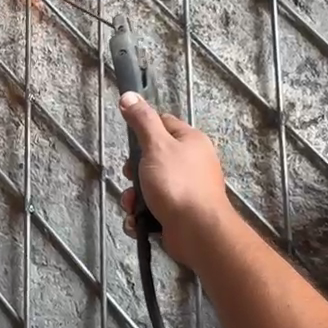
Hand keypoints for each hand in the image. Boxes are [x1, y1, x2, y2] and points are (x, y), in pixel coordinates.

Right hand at [117, 91, 238, 270]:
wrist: (198, 232)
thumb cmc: (178, 184)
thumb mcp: (156, 145)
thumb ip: (142, 120)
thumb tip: (129, 96)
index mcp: (191, 141)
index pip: (163, 123)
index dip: (143, 130)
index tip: (131, 142)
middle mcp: (191, 163)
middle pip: (152, 158)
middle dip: (134, 171)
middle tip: (131, 176)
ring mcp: (186, 190)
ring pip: (149, 186)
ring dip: (135, 197)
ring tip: (133, 205)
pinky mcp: (179, 213)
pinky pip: (153, 209)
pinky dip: (142, 216)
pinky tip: (138, 221)